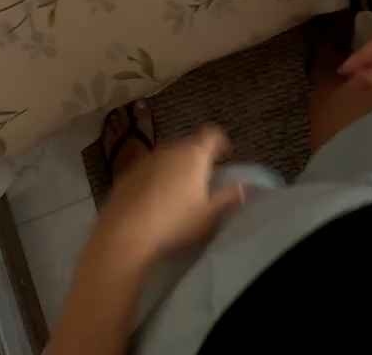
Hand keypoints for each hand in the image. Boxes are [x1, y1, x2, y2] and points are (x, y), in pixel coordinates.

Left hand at [88, 125, 245, 267]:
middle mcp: (170, 148)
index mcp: (194, 153)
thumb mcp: (209, 215)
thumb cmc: (174, 223)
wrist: (123, 237)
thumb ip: (230, 197)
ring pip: (167, 157)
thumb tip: (248, 187)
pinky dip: (155, 179)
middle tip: (204, 177)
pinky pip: (148, 171)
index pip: (212, 133)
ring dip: (175, 167)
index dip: (221, 142)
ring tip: (178, 192)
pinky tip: (154, 202)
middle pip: (189, 144)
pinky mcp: (125, 176)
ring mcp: (145, 160)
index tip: (226, 156)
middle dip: (198, 157)